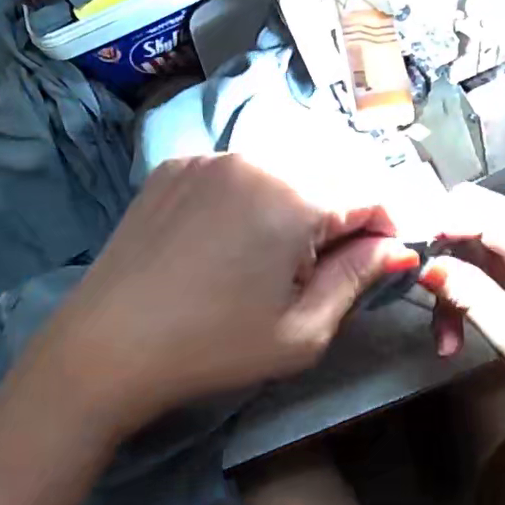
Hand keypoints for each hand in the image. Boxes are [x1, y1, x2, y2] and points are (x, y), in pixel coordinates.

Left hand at [20, 154, 418, 434]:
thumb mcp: (303, 331)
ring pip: (282, 168)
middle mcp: (256, 159)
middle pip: (327, 175)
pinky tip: (227, 238)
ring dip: (297, 202)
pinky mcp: (175, 166)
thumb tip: (398, 248)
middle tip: (320, 266)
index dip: (385, 229)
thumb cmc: (215, 347)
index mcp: (294, 197)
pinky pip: (236, 170)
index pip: (369, 194)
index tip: (376, 265)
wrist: (106, 346)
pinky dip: (251, 195)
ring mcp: (209, 157)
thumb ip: (358, 278)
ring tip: (272, 253)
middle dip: (340, 215)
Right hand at [419, 184, 504, 426]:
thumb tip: (424, 266)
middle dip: (438, 256)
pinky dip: (463, 296)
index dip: (436, 226)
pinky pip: (479, 269)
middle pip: (467, 221)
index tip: (405, 258)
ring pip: (467, 248)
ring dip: (448, 285)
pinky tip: (455, 335)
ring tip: (444, 338)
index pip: (475, 209)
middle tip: (418, 294)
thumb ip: (470, 295)